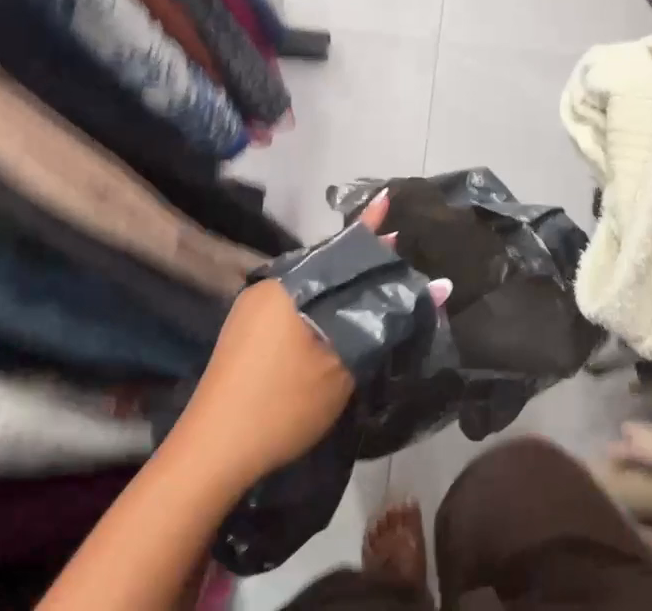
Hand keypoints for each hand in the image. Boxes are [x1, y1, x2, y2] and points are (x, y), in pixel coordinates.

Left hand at [170, 194, 402, 486]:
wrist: (210, 453)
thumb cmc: (283, 404)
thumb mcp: (344, 367)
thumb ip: (387, 323)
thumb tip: (440, 287)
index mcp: (291, 286)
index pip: (343, 247)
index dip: (370, 226)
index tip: (388, 199)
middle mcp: (270, 288)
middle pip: (326, 265)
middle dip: (362, 259)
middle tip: (397, 252)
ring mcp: (252, 311)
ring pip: (310, 287)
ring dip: (342, 286)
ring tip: (376, 283)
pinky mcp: (244, 334)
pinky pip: (293, 304)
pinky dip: (321, 304)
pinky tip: (338, 316)